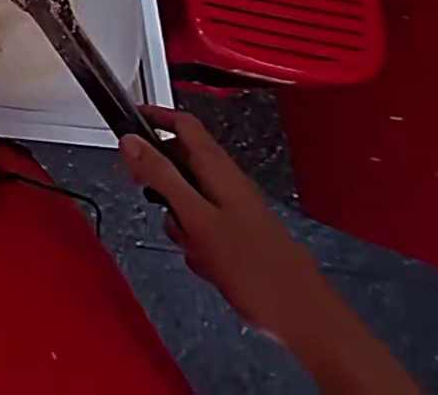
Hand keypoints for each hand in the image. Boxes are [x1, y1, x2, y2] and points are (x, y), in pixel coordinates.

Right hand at [119, 106, 336, 343]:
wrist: (307, 322)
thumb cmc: (258, 270)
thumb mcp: (196, 217)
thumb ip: (160, 176)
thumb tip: (131, 142)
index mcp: (219, 169)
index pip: (183, 123)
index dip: (154, 116)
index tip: (129, 118)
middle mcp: (228, 183)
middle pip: (180, 159)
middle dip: (158, 176)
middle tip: (143, 188)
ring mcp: (234, 209)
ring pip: (188, 196)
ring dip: (177, 215)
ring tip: (186, 238)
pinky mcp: (238, 235)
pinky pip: (202, 224)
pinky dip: (195, 238)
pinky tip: (204, 259)